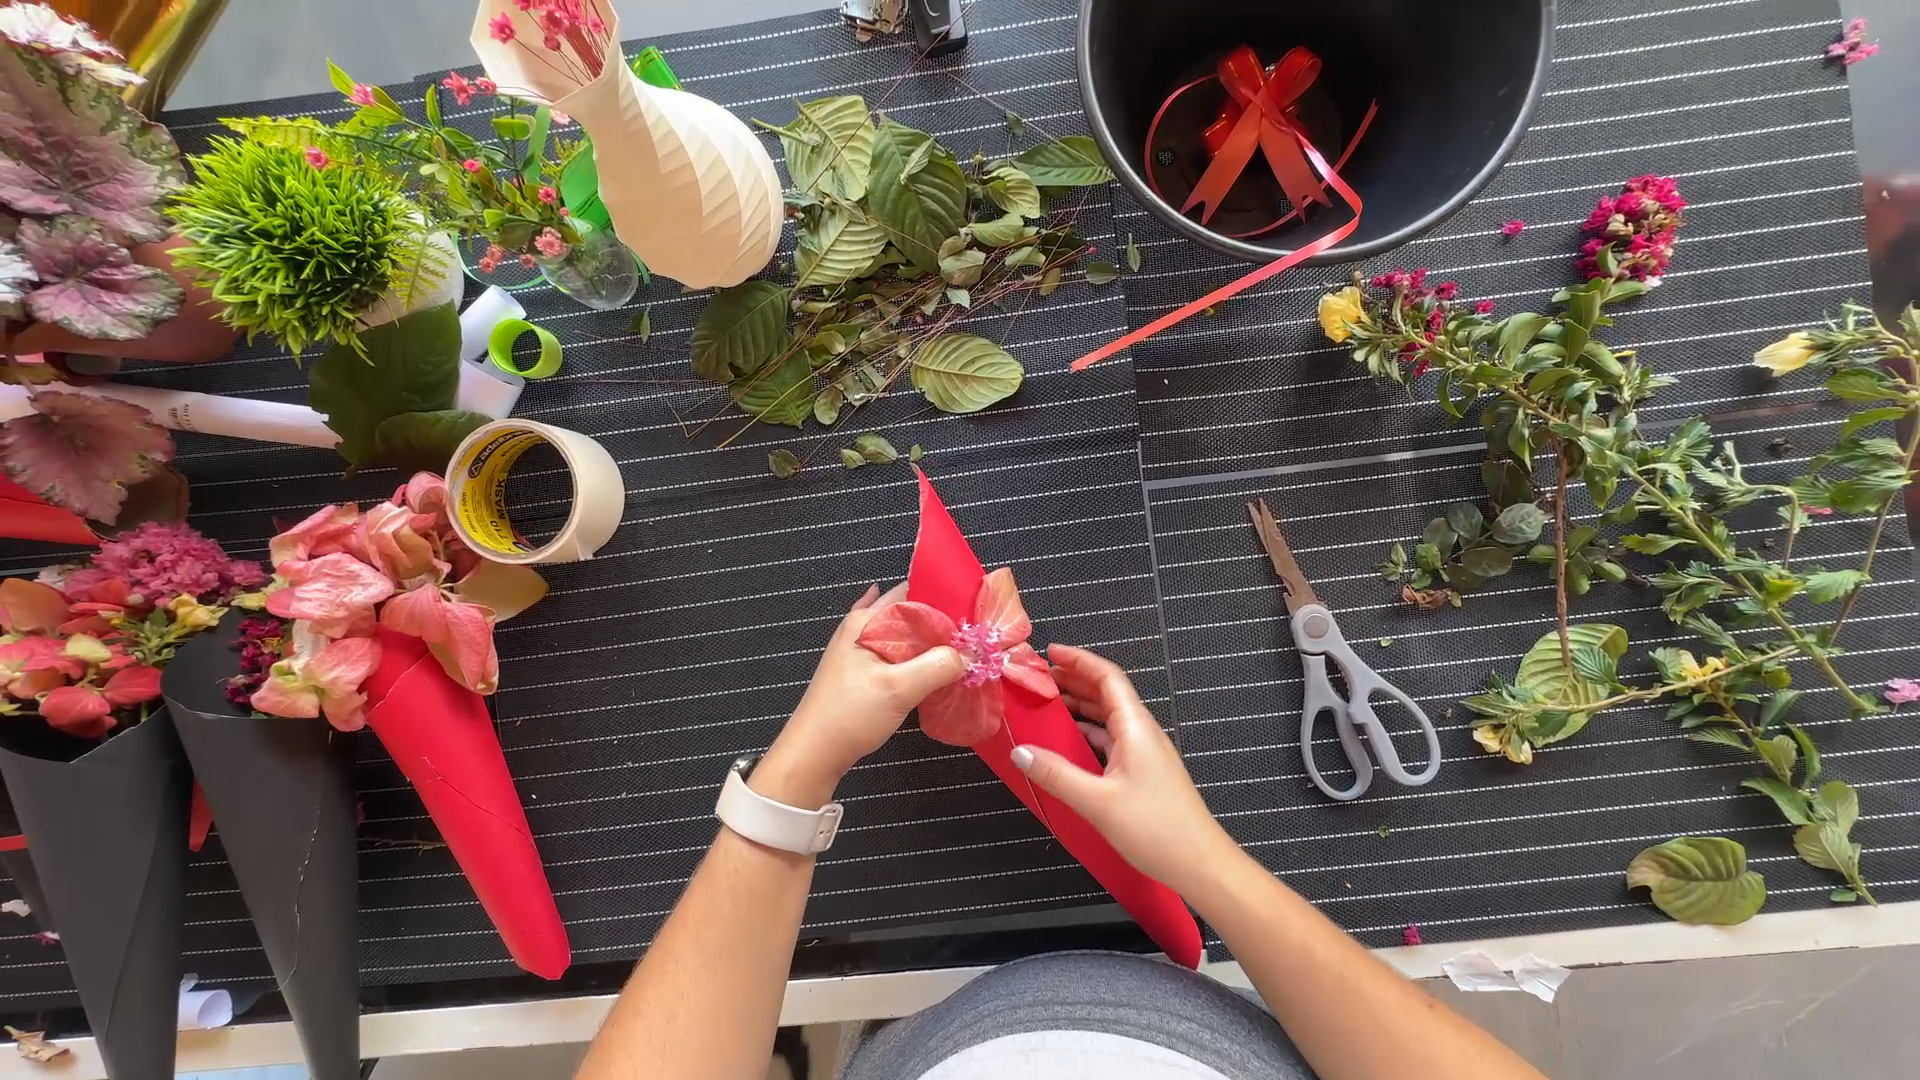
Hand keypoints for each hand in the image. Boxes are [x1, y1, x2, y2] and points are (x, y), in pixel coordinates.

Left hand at [755, 584, 965, 808]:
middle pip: (912, 615)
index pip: (913, 595)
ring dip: (933, 644)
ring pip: (907, 638)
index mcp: (866, 620)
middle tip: (978, 635)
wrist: (813, 754)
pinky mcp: (866, 672)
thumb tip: (971, 654)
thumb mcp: (898, 688)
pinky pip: (901, 656)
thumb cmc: (849, 715)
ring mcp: (863, 650)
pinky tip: (938, 664)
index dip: (946, 601)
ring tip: (967, 651)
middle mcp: (863, 628)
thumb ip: (938, 666)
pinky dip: (920, 658)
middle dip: (943, 624)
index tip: (976, 613)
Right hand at [1010, 643, 1240, 894]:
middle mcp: (1142, 732)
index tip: (1049, 652)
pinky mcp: (1143, 772)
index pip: (1107, 677)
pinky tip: (1067, 743)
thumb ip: (1056, 774)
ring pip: (1108, 717)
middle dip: (1073, 679)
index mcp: (1135, 727)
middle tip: (1038, 678)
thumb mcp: (1098, 802)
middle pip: (1106, 693)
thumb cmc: (1156, 829)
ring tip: (1047, 705)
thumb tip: (1020, 751)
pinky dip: (1087, 733)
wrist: (1201, 866)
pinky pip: (1110, 740)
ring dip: (1079, 707)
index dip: (1079, 660)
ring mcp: (1144, 752)